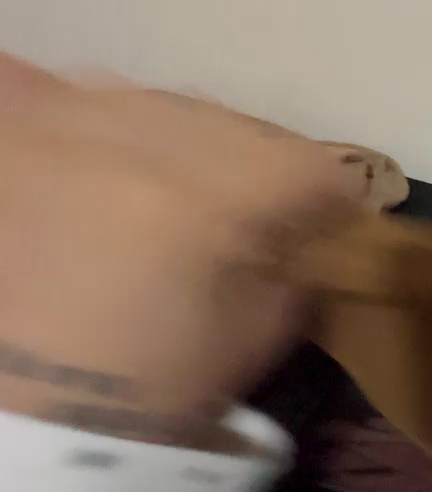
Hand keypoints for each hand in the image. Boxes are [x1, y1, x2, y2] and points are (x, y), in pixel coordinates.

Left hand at [0, 54, 355, 449]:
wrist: (18, 407)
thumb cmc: (157, 380)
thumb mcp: (263, 326)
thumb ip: (292, 258)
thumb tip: (306, 221)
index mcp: (206, 204)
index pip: (311, 164)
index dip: (340, 195)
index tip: (340, 220)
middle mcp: (121, 145)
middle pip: (232, 123)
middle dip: (264, 163)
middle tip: (265, 206)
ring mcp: (36, 131)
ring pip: (143, 98)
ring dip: (179, 135)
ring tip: (176, 180)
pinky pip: (33, 84)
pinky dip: (68, 104)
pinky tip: (85, 141)